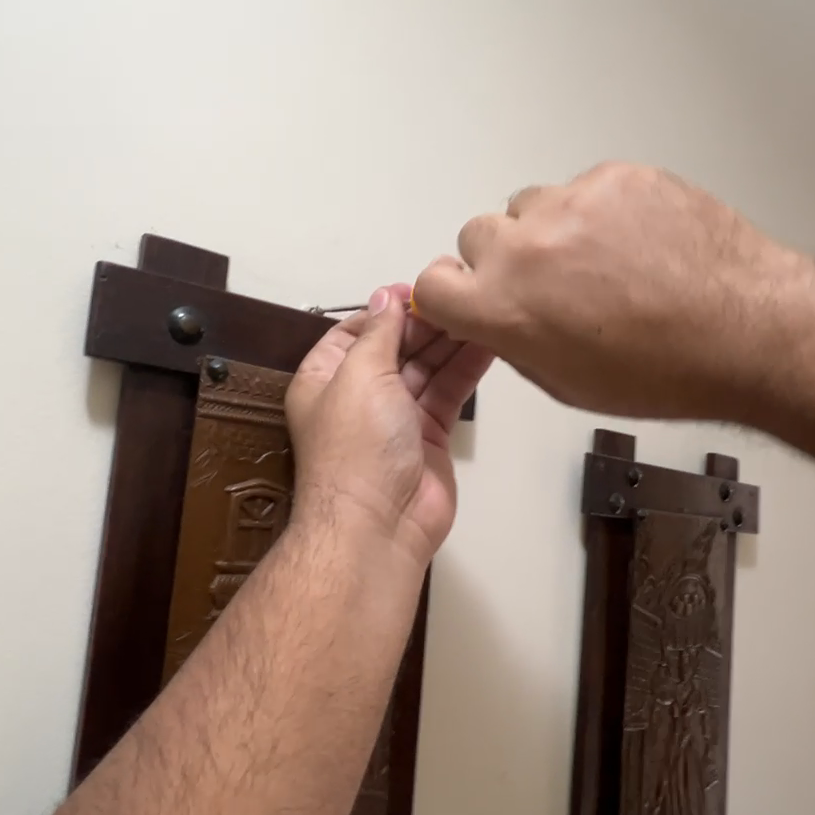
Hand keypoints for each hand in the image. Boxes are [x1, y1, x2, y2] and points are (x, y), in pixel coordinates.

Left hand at [286, 284, 493, 568]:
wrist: (379, 524)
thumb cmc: (357, 445)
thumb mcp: (359, 374)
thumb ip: (378, 333)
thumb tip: (386, 297)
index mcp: (325, 378)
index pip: (355, 331)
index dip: (386, 310)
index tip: (420, 290)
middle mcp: (359, 396)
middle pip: (395, 347)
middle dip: (425, 324)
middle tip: (462, 297)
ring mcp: (396, 417)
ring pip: (426, 368)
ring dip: (450, 342)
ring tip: (482, 312)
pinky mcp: (429, 435)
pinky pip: (447, 393)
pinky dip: (465, 369)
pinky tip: (488, 344)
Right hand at [410, 162, 814, 419]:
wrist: (745, 330)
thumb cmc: (660, 372)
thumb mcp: (564, 382)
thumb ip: (513, 339)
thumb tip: (501, 314)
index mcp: (503, 307)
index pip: (431, 284)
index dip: (448, 293)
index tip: (467, 295)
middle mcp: (524, 249)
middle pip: (477, 235)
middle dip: (504, 259)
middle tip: (551, 281)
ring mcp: (570, 204)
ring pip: (531, 206)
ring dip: (550, 230)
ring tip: (603, 260)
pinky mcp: (615, 176)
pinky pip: (584, 189)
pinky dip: (600, 212)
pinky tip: (639, 242)